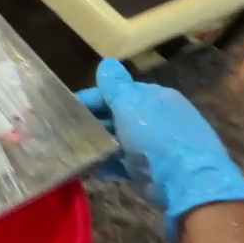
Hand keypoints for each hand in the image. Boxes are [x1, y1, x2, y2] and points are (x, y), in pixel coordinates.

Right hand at [77, 59, 243, 242]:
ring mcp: (149, 145)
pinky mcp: (143, 168)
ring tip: (64, 148)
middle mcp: (153, 118)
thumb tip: (105, 62)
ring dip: (92, 143)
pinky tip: (79, 167)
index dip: (89, 98)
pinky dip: (99, 163)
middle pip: (113, 115)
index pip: (116, 92)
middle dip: (88, 121)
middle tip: (59, 130)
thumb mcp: (132, 105)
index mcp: (154, 98)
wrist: (185, 180)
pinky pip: (115, 162)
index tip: (62, 109)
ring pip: (113, 139)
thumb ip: (115, 86)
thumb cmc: (156, 135)